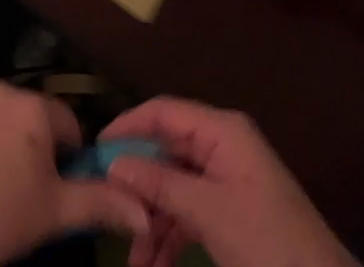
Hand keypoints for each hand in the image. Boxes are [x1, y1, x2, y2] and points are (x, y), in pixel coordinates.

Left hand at [0, 81, 149, 266]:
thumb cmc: (2, 215)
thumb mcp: (59, 212)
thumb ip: (104, 203)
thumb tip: (145, 212)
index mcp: (32, 106)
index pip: (70, 125)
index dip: (71, 160)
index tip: (59, 190)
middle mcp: (1, 92)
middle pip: (37, 120)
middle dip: (41, 152)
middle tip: (32, 192)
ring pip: (7, 123)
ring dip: (13, 147)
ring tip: (3, 188)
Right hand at [101, 97, 356, 266]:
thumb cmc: (268, 242)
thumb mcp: (210, 212)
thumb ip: (160, 184)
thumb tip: (114, 162)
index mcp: (223, 132)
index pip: (163, 112)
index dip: (127, 126)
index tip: (94, 152)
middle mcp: (222, 148)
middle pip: (164, 152)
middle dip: (136, 186)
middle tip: (107, 210)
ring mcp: (225, 181)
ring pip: (171, 188)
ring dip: (149, 222)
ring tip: (133, 257)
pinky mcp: (229, 212)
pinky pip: (186, 213)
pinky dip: (168, 236)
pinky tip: (151, 262)